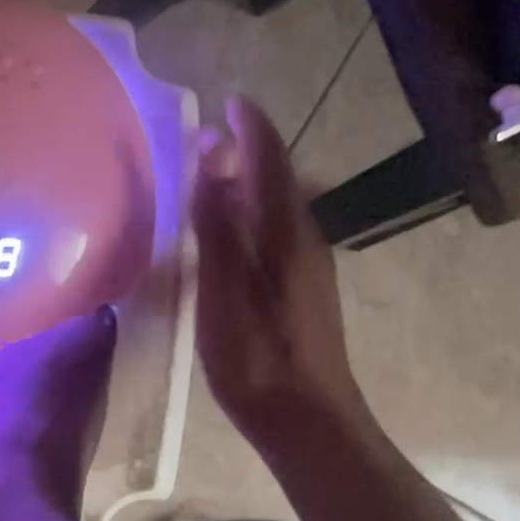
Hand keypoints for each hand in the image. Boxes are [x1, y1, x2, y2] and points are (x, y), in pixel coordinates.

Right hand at [192, 97, 371, 448]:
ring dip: (253, 184)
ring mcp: (305, 270)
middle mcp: (303, 243)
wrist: (307, 420)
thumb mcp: (225, 292)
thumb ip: (217, 227)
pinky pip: (275, 235)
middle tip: (217, 134)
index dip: (251, 131)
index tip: (231, 100)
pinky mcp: (299, 294)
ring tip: (220, 174)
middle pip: (279, 183)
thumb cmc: (258, 359)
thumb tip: (212, 161)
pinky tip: (234, 233)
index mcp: (286, 236)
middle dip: (251, 151)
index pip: (270, 165)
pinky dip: (253, 216)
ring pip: (279, 210)